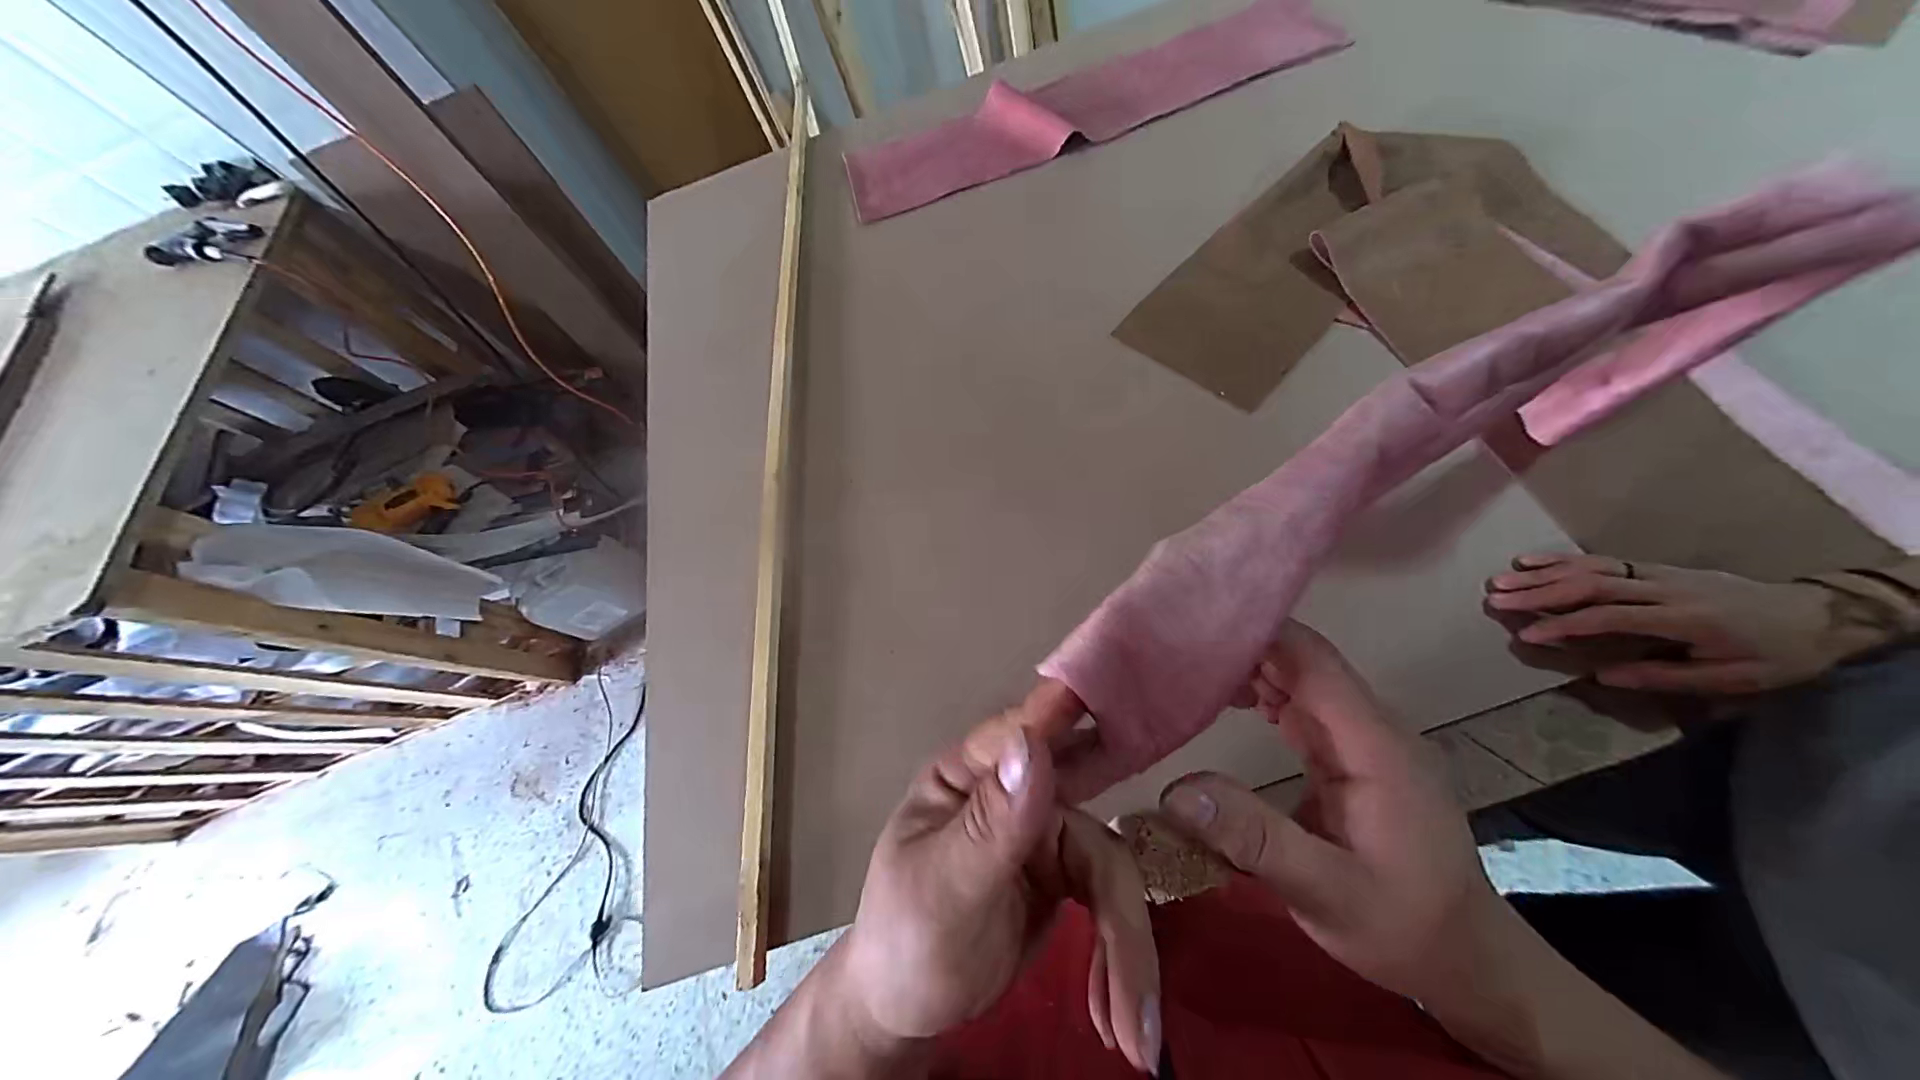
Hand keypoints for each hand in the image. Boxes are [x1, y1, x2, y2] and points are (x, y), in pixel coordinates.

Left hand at [725, 684, 1161, 1077]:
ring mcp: (1042, 833)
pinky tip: (1120, 1015)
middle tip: (1191, 786)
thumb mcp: (945, 886)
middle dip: (1130, 794)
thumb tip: (1032, 744)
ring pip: (1110, 863)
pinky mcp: (1066, 876)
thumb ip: (991, 822)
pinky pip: (1111, 901)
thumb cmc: (907, 938)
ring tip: (1131, 1030)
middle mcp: (1011, 791)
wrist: (907, 1011)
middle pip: (1087, 787)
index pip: (1023, 728)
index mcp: (967, 775)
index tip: (1129, 693)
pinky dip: (1120, 957)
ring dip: (1126, 944)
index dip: (1075, 707)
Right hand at [1157, 621, 1506, 1004]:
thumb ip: (1255, 839)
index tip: (1196, 624)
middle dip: (1241, 646)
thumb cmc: (1404, 926)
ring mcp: (1360, 742)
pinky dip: (1260, 695)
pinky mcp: (1349, 759)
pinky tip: (1225, 699)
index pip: (1312, 660)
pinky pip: (1300, 708)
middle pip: (1301, 662)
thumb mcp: (1327, 894)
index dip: (1258, 632)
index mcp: (1373, 743)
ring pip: (1298, 681)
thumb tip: (1175, 792)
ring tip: (1186, 667)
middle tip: (1172, 644)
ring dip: (1247, 667)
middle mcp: (1369, 728)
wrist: (1467, 961)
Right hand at [1485, 552, 1852, 693]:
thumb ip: (1664, 676)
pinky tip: (1529, 561)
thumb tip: (1601, 676)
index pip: (1610, 616)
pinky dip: (1560, 559)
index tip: (1527, 636)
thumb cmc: (1772, 655)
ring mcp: (1655, 572)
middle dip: (1539, 591)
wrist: (1816, 616)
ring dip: (1541, 573)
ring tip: (1500, 580)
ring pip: (1589, 567)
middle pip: (1590, 584)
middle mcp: (1664, 588)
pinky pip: (1599, 559)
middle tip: (1496, 598)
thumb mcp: (1731, 679)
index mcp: (1685, 617)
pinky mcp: (1650, 567)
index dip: (1565, 625)